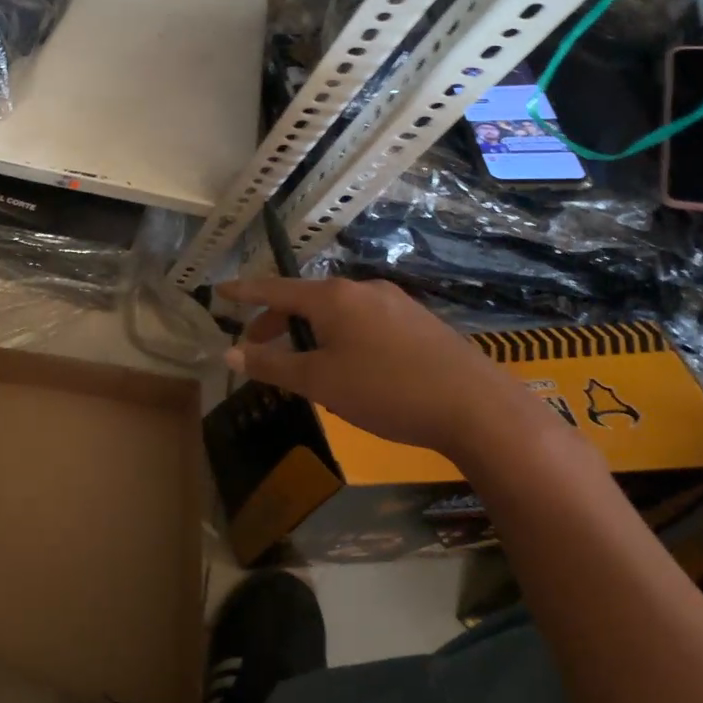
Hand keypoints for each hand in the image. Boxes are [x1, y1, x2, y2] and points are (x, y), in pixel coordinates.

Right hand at [218, 276, 539, 459]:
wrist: (484, 413)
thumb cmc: (387, 391)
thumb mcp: (318, 383)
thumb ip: (270, 366)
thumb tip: (229, 354)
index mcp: (332, 297)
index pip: (273, 289)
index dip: (243, 292)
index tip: (219, 290)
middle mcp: (363, 290)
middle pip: (306, 299)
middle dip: (277, 321)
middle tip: (258, 346)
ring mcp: (398, 305)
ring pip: (338, 312)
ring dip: (311, 332)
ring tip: (303, 362)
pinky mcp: (424, 325)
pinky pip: (366, 322)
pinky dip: (342, 337)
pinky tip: (349, 367)